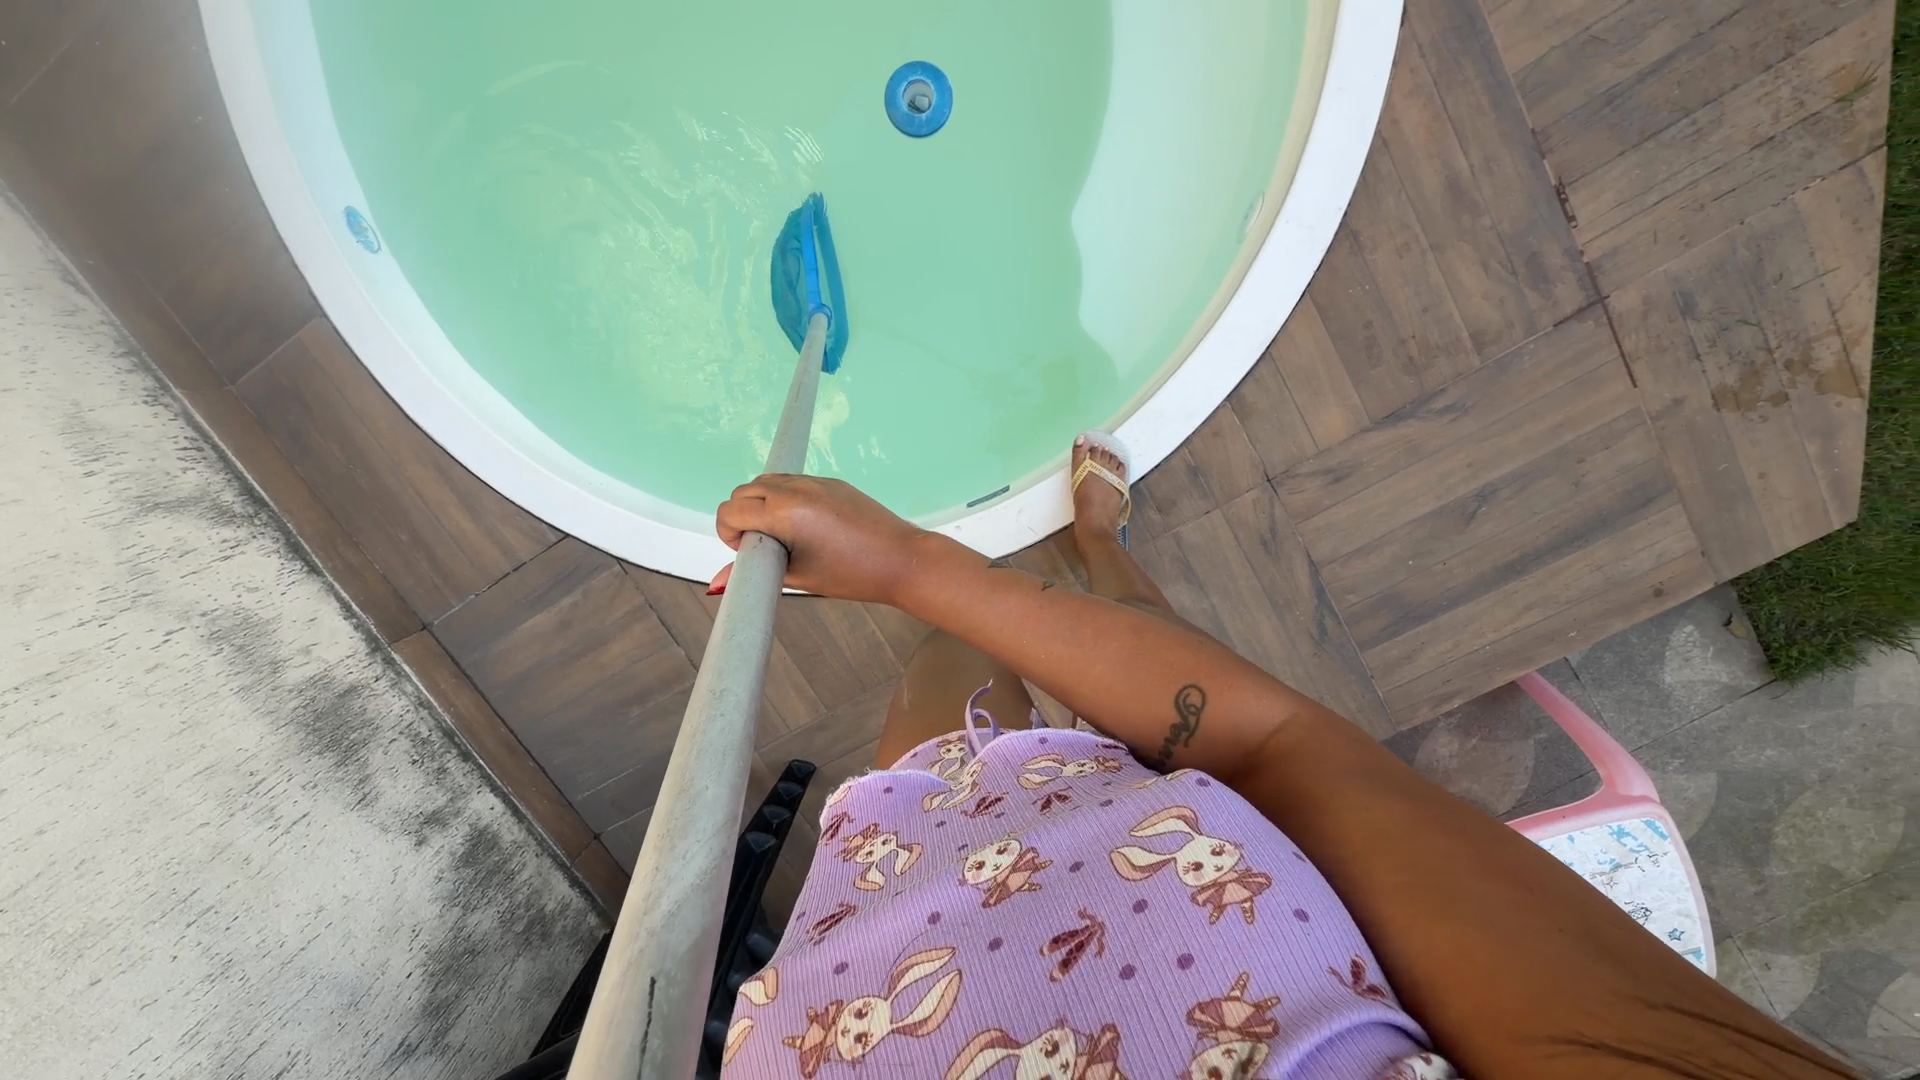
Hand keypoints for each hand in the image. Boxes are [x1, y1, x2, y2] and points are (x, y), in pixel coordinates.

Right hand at [714, 474, 943, 603]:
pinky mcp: (832, 482)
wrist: (901, 560)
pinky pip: (795, 482)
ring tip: (782, 535)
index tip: (744, 550)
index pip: (730, 510)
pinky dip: (786, 498)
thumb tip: (717, 587)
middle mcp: (796, 489)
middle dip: (742, 516)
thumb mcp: (797, 576)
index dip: (728, 533)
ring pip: (768, 481)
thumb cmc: (853, 574)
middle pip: (745, 490)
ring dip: (762, 503)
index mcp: (783, 513)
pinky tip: (803, 525)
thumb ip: (754, 573)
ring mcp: (816, 482)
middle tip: (760, 545)